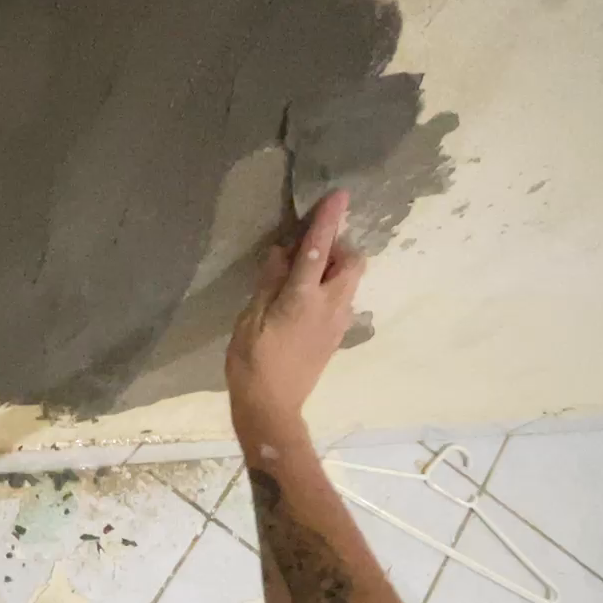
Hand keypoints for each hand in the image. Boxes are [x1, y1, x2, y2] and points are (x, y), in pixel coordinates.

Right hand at [225, 190, 365, 449]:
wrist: (271, 408)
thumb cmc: (252, 363)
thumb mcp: (250, 319)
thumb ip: (268, 282)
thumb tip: (282, 251)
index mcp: (304, 298)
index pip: (319, 249)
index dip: (327, 220)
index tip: (339, 194)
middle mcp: (330, 306)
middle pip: (352, 262)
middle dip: (337, 247)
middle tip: (306, 254)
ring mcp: (337, 323)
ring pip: (349, 281)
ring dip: (334, 269)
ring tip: (300, 278)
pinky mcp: (335, 337)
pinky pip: (341, 300)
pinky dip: (330, 288)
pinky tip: (303, 302)